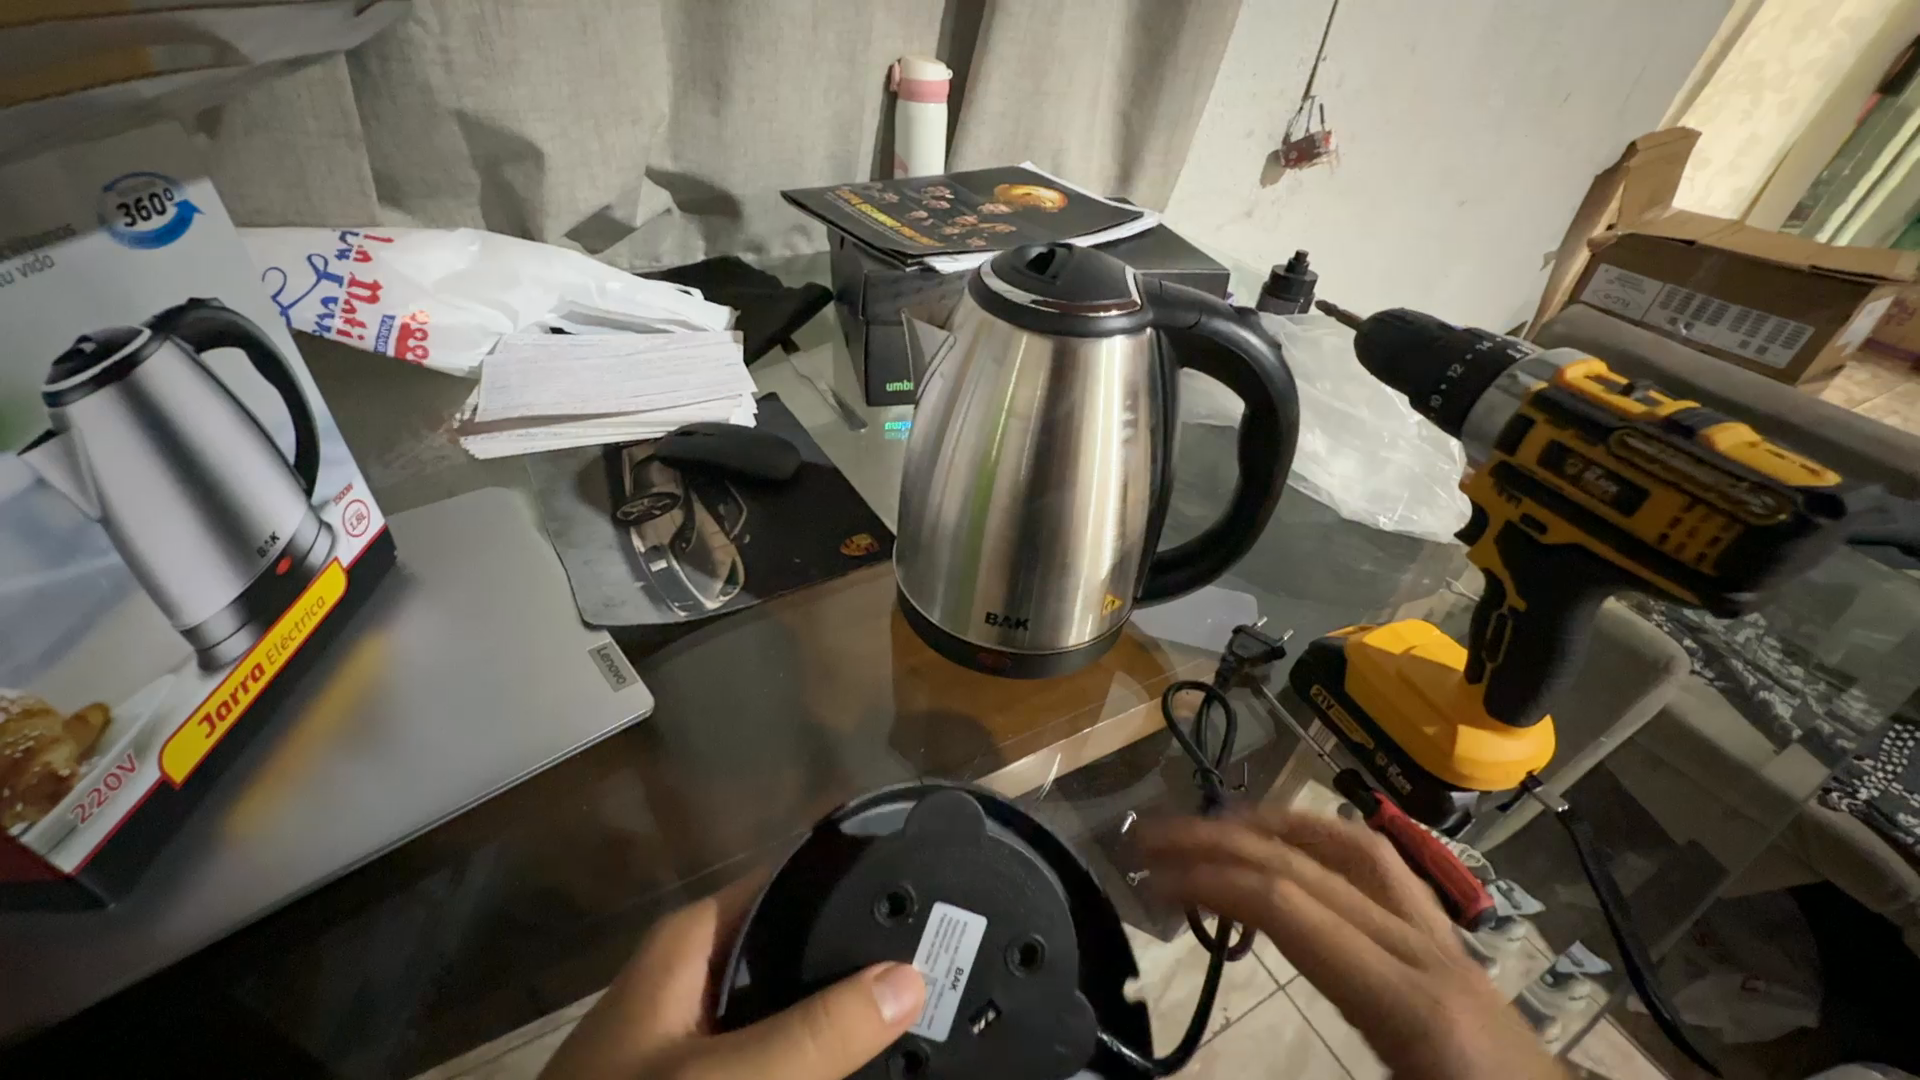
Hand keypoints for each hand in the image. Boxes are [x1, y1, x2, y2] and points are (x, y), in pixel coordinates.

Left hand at [540, 876, 925, 1079]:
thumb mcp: (726, 1078)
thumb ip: (818, 1031)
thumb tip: (911, 978)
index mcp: (695, 942)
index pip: (790, 880)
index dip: (855, 881)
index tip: (927, 890)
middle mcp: (698, 973)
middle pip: (796, 942)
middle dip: (860, 955)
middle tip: (942, 961)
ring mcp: (697, 1032)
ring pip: (789, 1004)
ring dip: (840, 1013)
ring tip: (919, 1015)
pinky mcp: (703, 1073)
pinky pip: (774, 1053)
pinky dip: (813, 1056)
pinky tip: (859, 1065)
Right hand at [1136, 810, 1564, 1079]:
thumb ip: (1277, 1072)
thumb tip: (1190, 1069)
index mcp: (1408, 1005)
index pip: (1287, 906)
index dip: (1207, 882)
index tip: (1149, 886)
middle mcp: (1425, 951)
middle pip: (1304, 861)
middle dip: (1214, 842)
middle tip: (1147, 843)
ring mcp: (1444, 941)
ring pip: (1348, 845)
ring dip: (1267, 826)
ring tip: (1207, 831)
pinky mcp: (1449, 947)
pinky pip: (1381, 867)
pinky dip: (1319, 842)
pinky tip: (1286, 852)